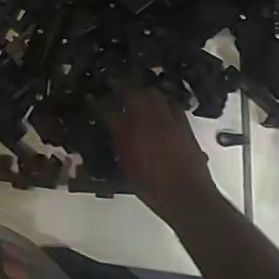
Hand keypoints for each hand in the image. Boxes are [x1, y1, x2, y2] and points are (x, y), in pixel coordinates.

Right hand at [99, 84, 217, 218]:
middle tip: (113, 84)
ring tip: (136, 90)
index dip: (97, 101)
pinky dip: (163, 99)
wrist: (186, 195)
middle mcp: (145, 118)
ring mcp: (166, 118)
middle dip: (120, 84)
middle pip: (130, 89)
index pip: (105, 107)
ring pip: (153, 91)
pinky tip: (160, 103)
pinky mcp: (183, 123)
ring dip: (142, 88)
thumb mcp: (125, 166)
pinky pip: (171, 102)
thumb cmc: (152, 187)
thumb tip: (115, 132)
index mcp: (125, 130)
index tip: (92, 98)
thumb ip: (119, 143)